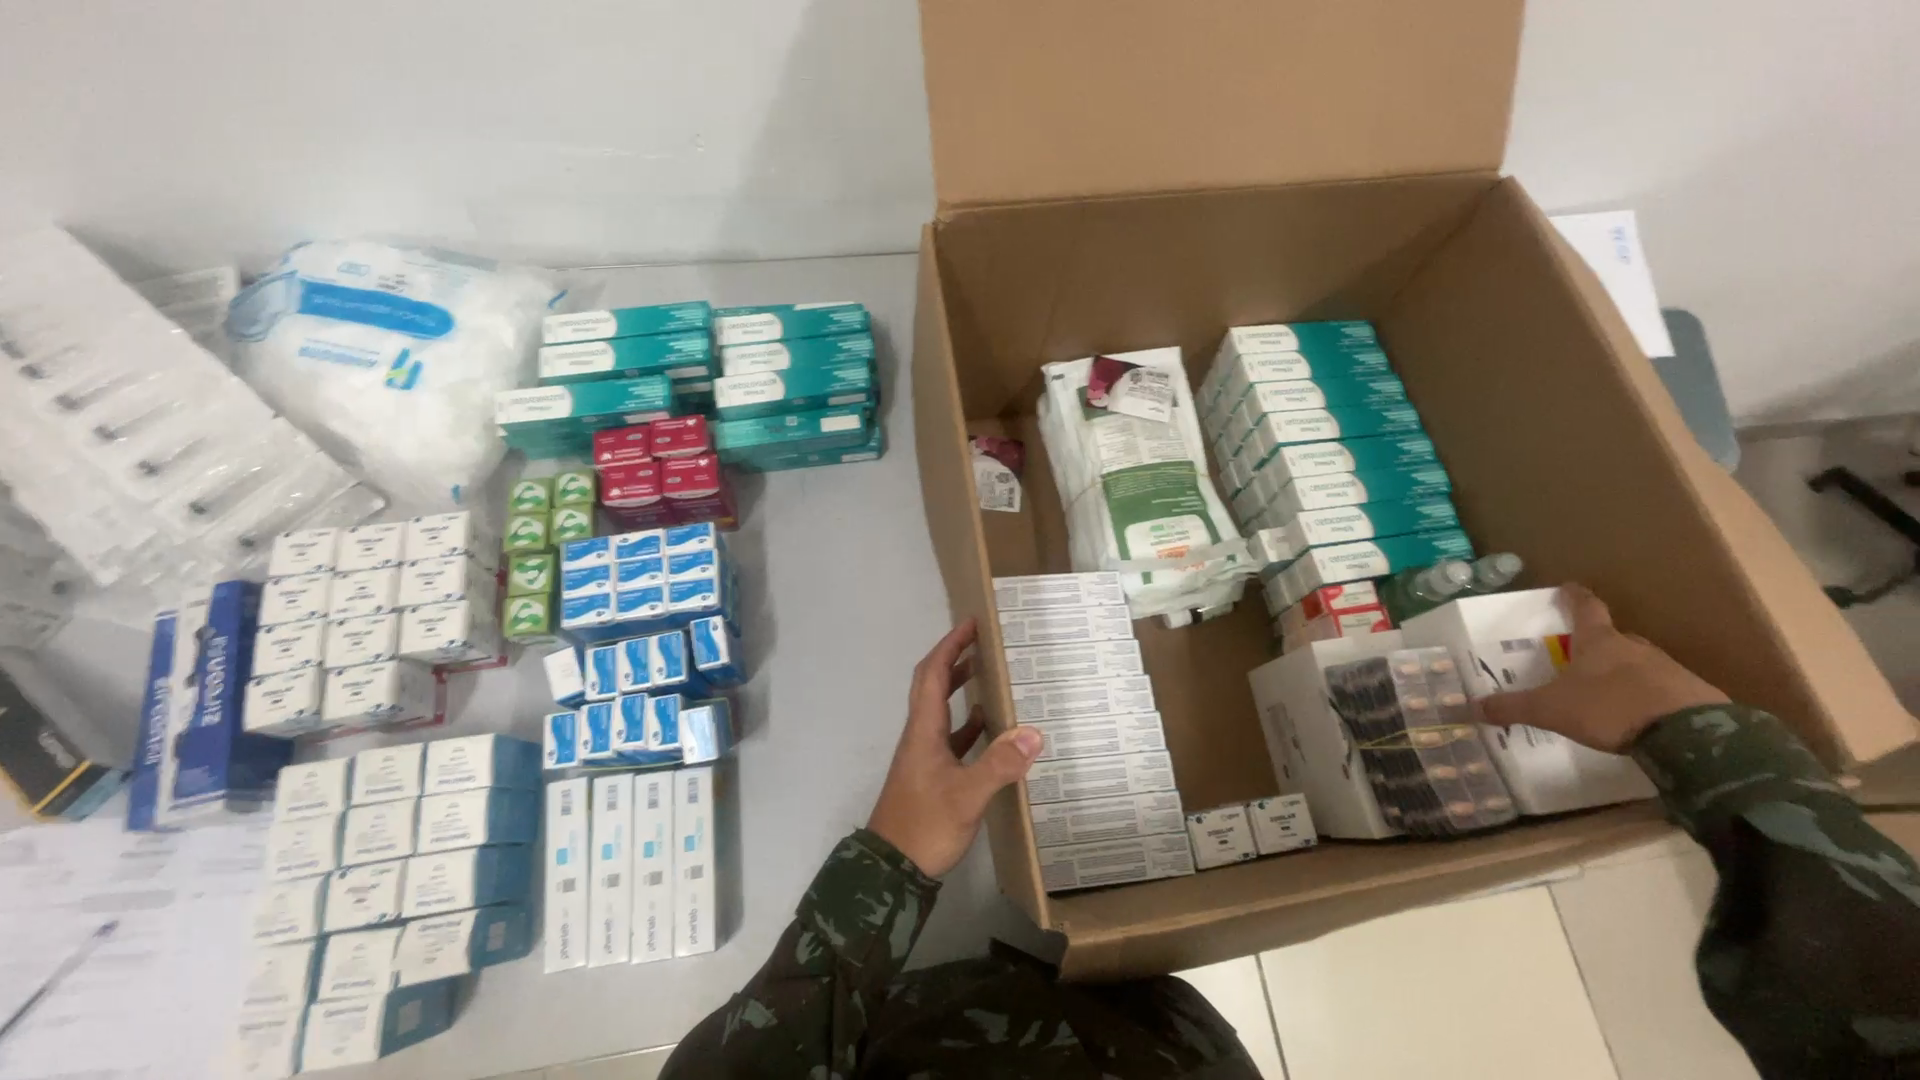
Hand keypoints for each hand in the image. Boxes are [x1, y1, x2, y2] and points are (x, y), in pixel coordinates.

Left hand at [867, 618, 1043, 877]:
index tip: (971, 624)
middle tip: (984, 643)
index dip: (949, 646)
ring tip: (990, 676)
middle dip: (955, 659)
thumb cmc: (924, 826)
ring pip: (940, 710)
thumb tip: (1035, 732)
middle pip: (932, 685)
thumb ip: (1000, 765)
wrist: (891, 869)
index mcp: (923, 730)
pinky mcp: (931, 776)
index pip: (932, 674)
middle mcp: (920, 736)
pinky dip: (967, 725)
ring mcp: (924, 756)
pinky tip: (989, 729)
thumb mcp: (967, 796)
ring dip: (959, 688)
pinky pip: (950, 737)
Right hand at [1480, 584, 1729, 752]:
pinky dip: (1646, 694)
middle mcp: (1634, 647)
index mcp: (1599, 642)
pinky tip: (1638, 714)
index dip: (1574, 597)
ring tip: (1606, 690)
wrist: (1689, 735)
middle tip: (1580, 655)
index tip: (1568, 587)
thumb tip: (1472, 706)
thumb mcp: (1550, 710)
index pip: (1585, 608)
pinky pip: (1661, 687)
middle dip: (1597, 643)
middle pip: (1614, 636)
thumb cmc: (1610, 708)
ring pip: (1638, 662)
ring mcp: (1667, 668)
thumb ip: (1512, 707)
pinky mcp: (1691, 693)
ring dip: (1622, 670)